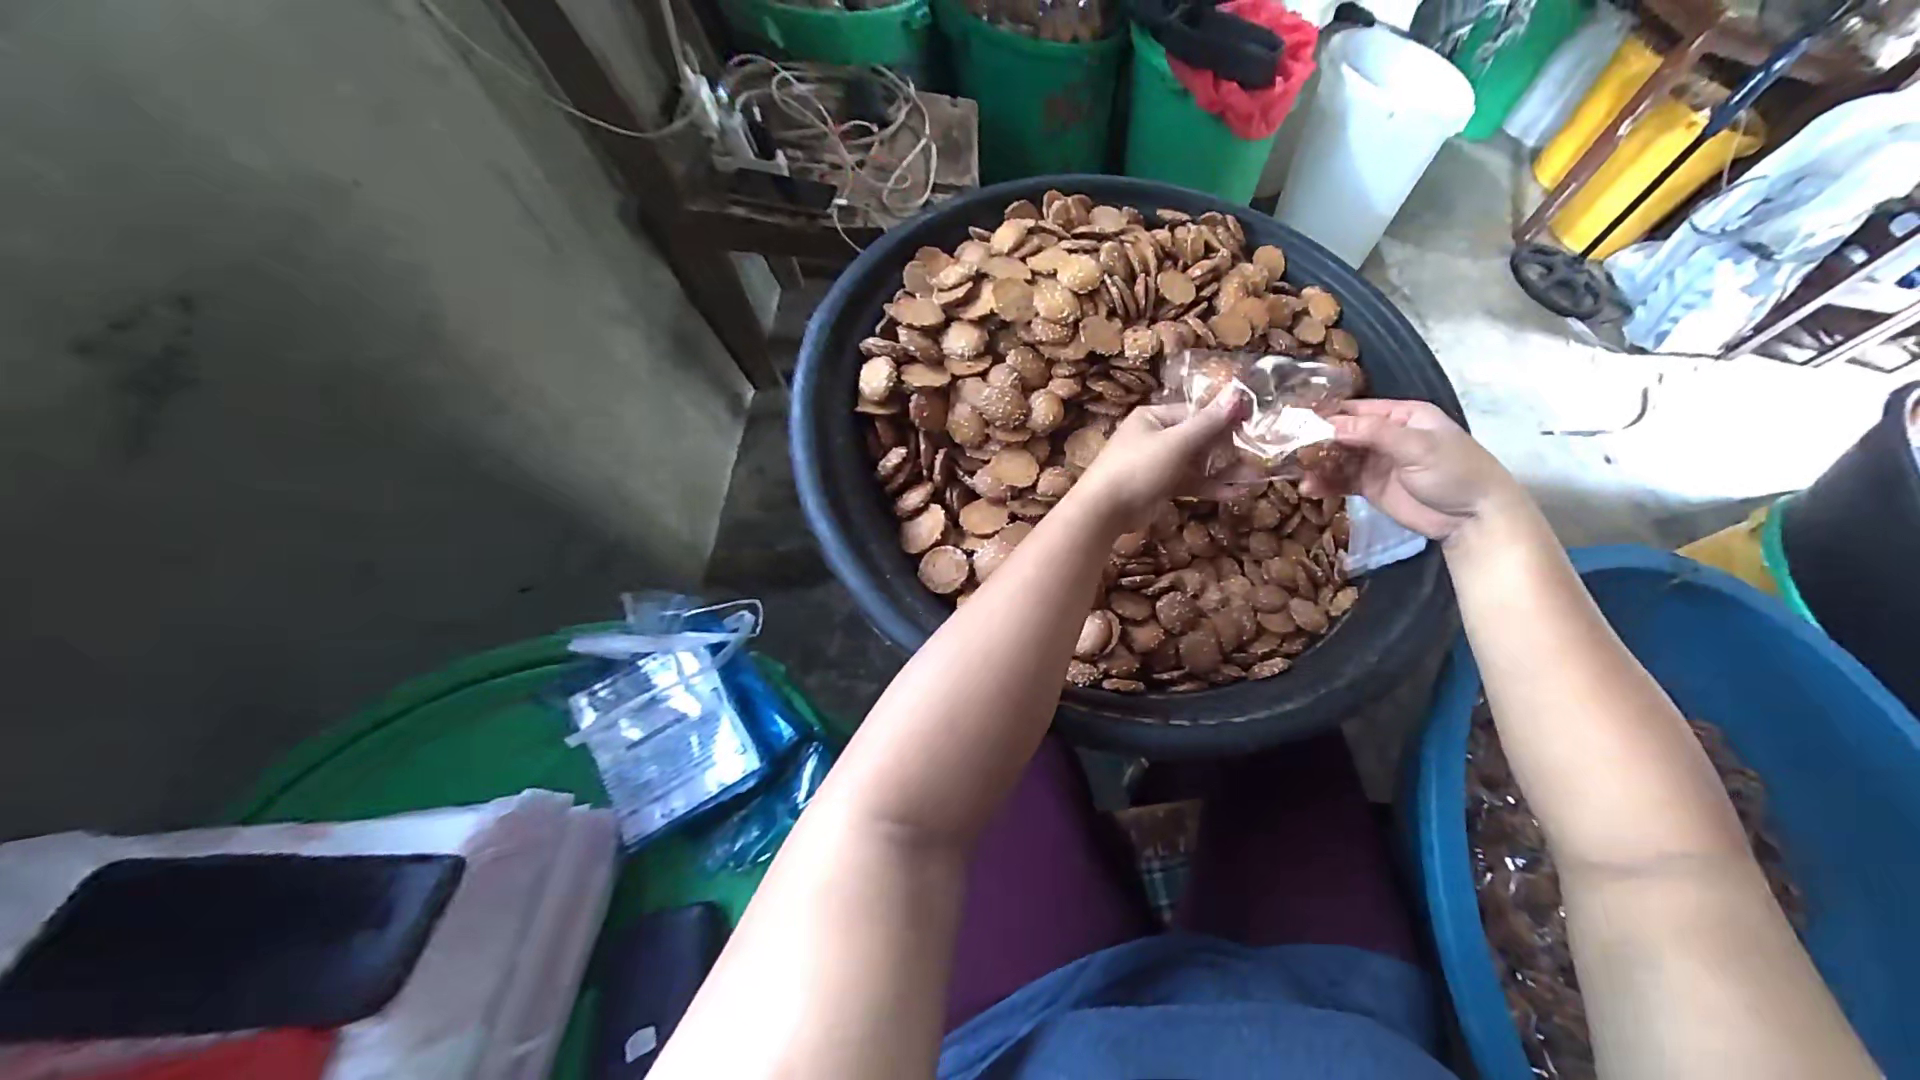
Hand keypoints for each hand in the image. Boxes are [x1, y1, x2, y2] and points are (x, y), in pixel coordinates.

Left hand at [1067, 392, 1252, 532]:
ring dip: (1224, 470)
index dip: (1224, 418)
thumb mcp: (1177, 442)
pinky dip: (1209, 487)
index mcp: (1153, 417)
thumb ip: (1209, 422)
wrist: (1103, 510)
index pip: (1196, 412)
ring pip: (1197, 463)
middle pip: (1199, 438)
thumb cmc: (1139, 467)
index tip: (1254, 424)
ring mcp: (1157, 463)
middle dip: (1228, 447)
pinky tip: (1235, 493)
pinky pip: (1189, 483)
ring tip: (1256, 476)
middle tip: (1261, 453)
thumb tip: (1238, 392)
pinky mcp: (1159, 487)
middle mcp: (1155, 436)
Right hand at [1300, 399, 1520, 541]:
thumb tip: (1330, 424)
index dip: (1327, 415)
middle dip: (1315, 442)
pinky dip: (1323, 484)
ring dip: (1316, 465)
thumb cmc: (1454, 472)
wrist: (1473, 518)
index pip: (1356, 410)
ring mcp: (1375, 462)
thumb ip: (1374, 433)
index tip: (1295, 422)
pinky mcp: (1369, 486)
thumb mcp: (1418, 447)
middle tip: (1285, 450)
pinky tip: (1308, 489)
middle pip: (1341, 434)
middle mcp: (1385, 435)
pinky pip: (1340, 481)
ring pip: (1337, 458)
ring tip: (1294, 473)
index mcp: (1401, 416)